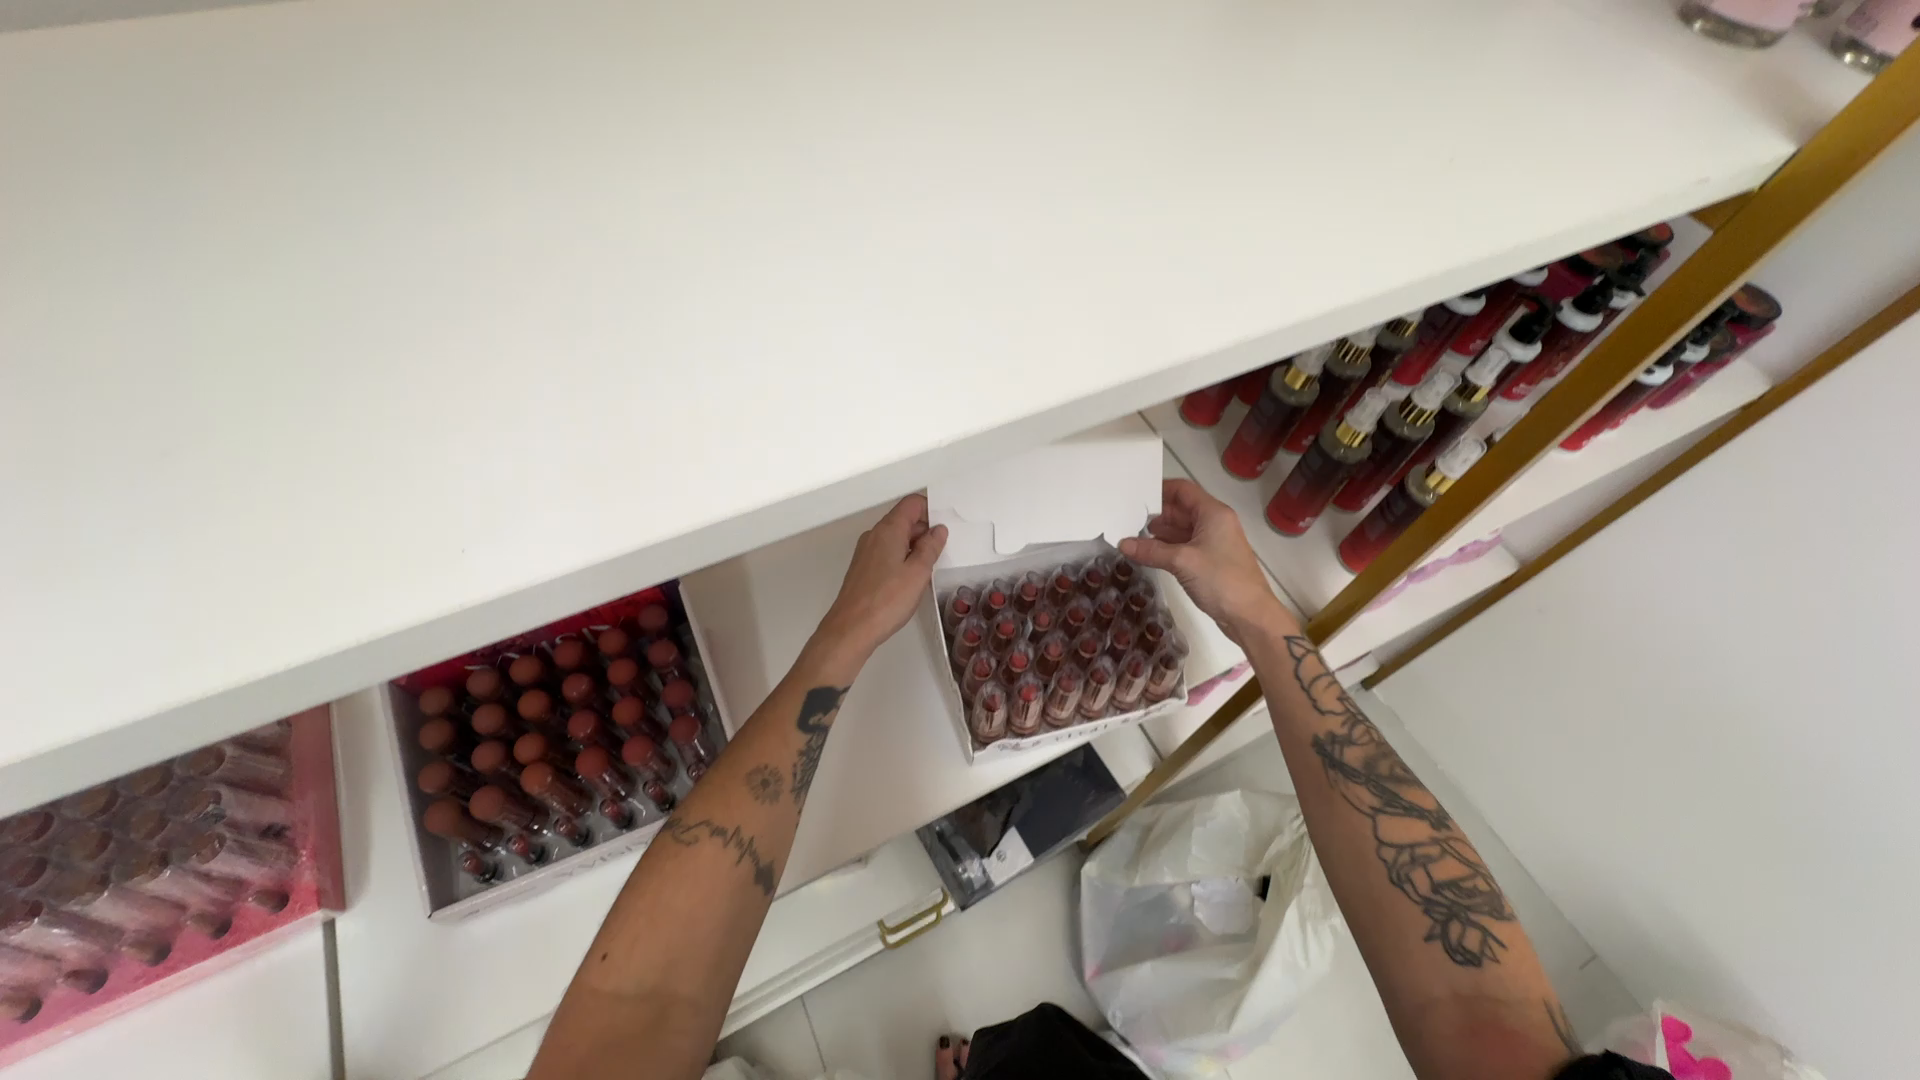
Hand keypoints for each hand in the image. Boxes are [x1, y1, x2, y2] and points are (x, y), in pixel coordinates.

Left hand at [816, 494, 948, 662]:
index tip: (946, 528)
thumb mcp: (918, 572)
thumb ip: (930, 547)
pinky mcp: (863, 568)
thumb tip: (938, 530)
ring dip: (914, 546)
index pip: (912, 503)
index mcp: (889, 529)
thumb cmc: (888, 599)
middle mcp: (874, 535)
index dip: (931, 510)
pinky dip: (902, 557)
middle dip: (925, 530)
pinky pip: (887, 552)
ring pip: (895, 537)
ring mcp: (866, 551)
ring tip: (930, 567)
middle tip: (943, 551)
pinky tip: (911, 578)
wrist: (851, 628)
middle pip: (904, 519)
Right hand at [1119, 479, 1297, 645]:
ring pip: (1182, 530)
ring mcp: (1213, 543)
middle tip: (1127, 520)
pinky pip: (1185, 546)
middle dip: (1156, 514)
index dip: (1160, 490)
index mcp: (1213, 513)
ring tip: (1133, 537)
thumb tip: (1122, 544)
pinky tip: (1149, 554)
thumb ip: (1151, 551)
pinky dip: (1167, 548)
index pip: (1183, 490)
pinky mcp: (1211, 561)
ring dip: (1160, 533)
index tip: (1135, 496)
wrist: (1250, 615)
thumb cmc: (1221, 579)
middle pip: (1181, 509)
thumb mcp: (1182, 562)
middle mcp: (1214, 523)